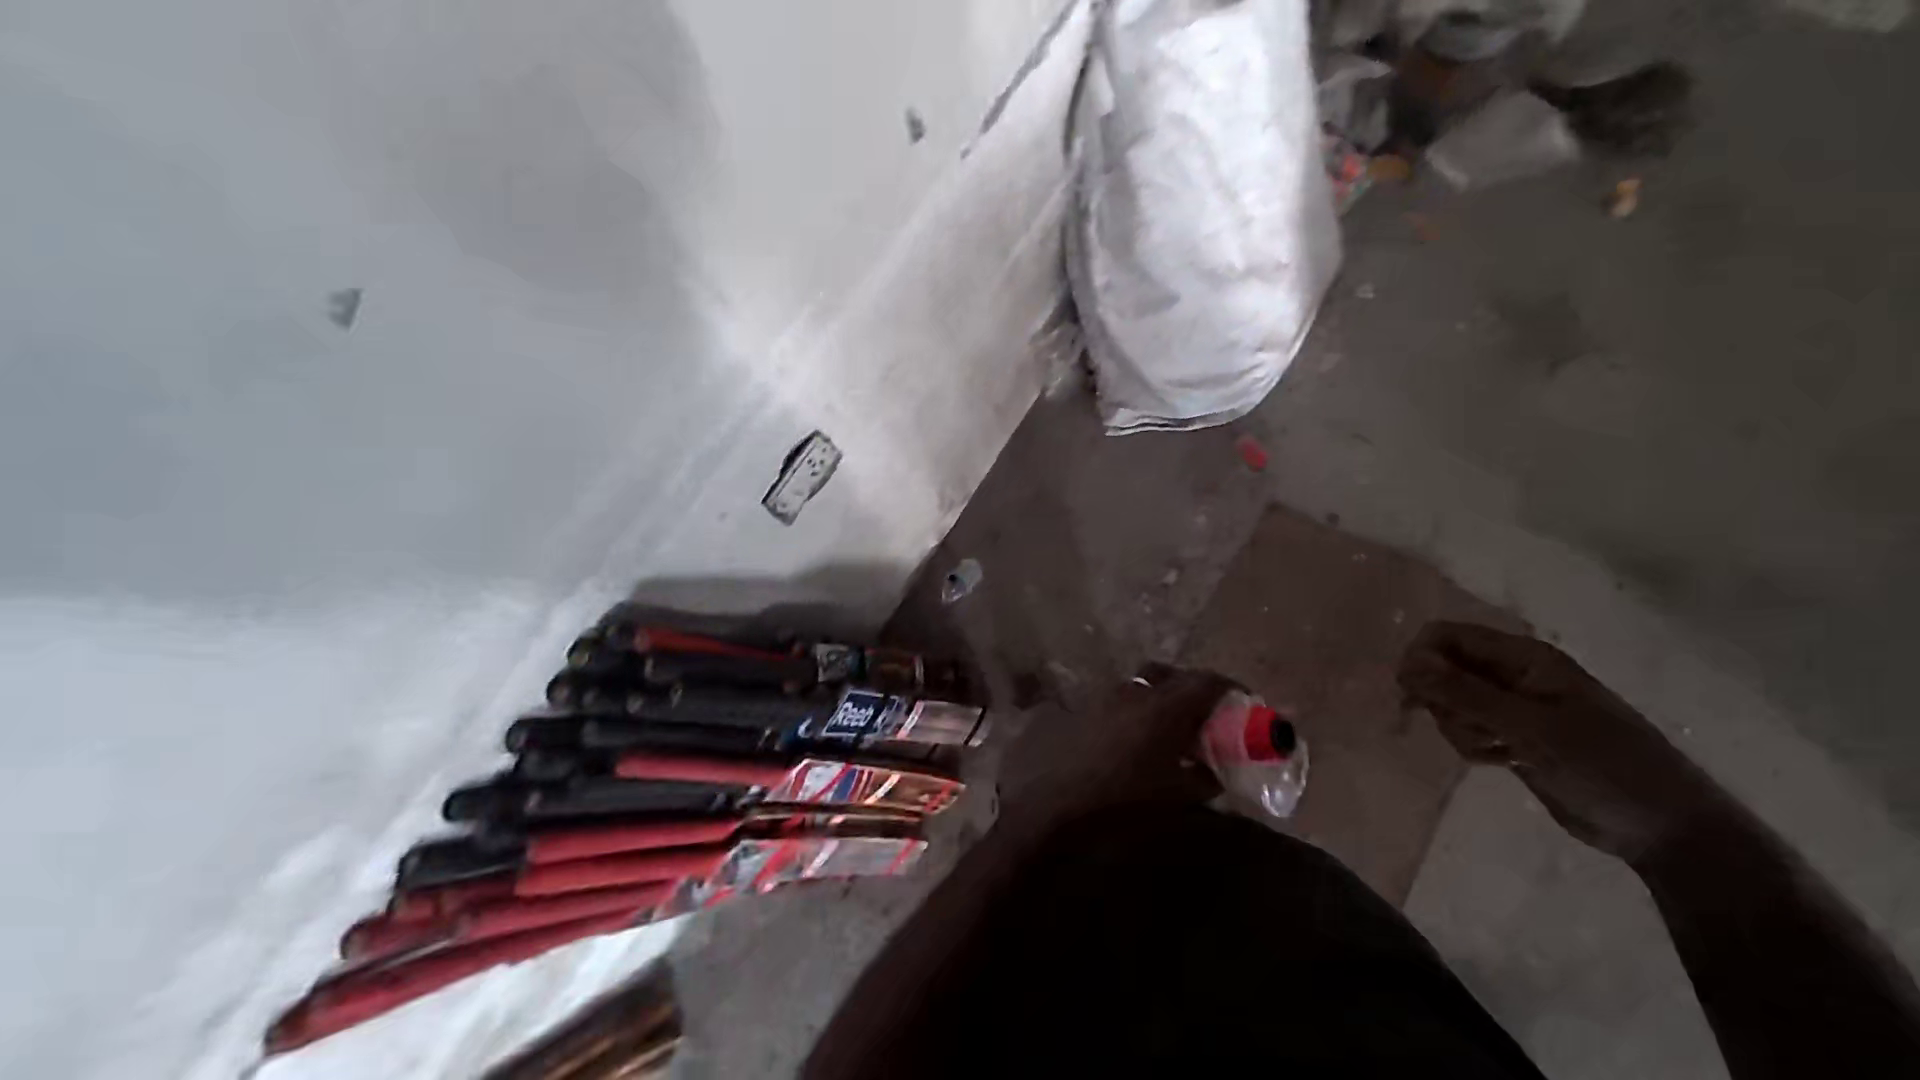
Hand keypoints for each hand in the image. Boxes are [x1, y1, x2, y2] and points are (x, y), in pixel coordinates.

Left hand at [995, 666, 1237, 828]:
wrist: (1053, 804)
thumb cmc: (1121, 800)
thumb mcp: (1175, 796)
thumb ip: (1203, 779)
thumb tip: (1214, 773)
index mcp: (1163, 707)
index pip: (1206, 681)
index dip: (1228, 688)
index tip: (1242, 701)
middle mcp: (1132, 692)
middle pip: (1169, 675)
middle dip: (1189, 689)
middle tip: (1201, 714)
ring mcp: (1101, 697)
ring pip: (1139, 688)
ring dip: (1156, 702)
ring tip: (1164, 732)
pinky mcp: (1078, 709)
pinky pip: (1115, 703)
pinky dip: (1130, 714)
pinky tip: (1128, 742)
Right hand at [1398, 622, 1730, 864]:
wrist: (1663, 829)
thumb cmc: (1605, 766)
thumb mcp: (1531, 727)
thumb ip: (1465, 693)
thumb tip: (1408, 663)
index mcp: (1524, 657)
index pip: (1446, 636)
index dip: (1422, 658)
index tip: (1412, 694)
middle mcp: (1513, 674)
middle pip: (1442, 669)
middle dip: (1442, 700)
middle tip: (1470, 728)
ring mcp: (1512, 707)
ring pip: (1450, 703)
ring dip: (1459, 728)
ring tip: (1496, 751)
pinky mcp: (1511, 737)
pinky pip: (1466, 728)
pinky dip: (1473, 745)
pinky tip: (1503, 762)